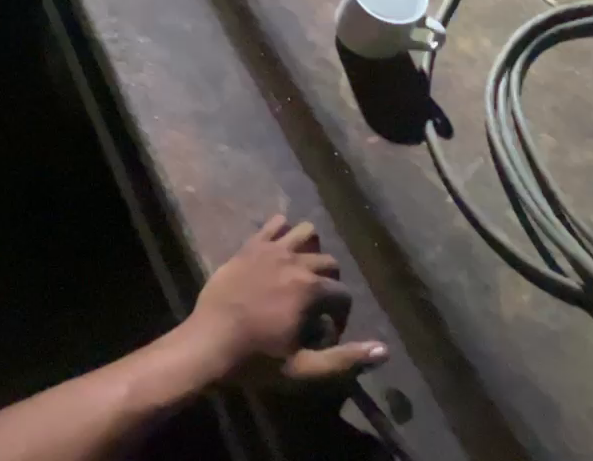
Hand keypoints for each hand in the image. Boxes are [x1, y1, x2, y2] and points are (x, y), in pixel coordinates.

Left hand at [182, 215, 388, 385]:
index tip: (324, 334)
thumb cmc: (256, 361)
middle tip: (313, 309)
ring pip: (307, 232)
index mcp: (311, 290)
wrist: (208, 344)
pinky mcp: (251, 245)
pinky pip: (275, 223)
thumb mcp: (304, 370)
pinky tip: (279, 252)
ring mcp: (272, 249)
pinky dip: (283, 232)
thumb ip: (345, 359)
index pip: (343, 294)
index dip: (340, 317)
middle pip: (329, 263)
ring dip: (311, 250)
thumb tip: (384, 350)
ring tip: (301, 274)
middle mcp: (296, 262)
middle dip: (329, 285)